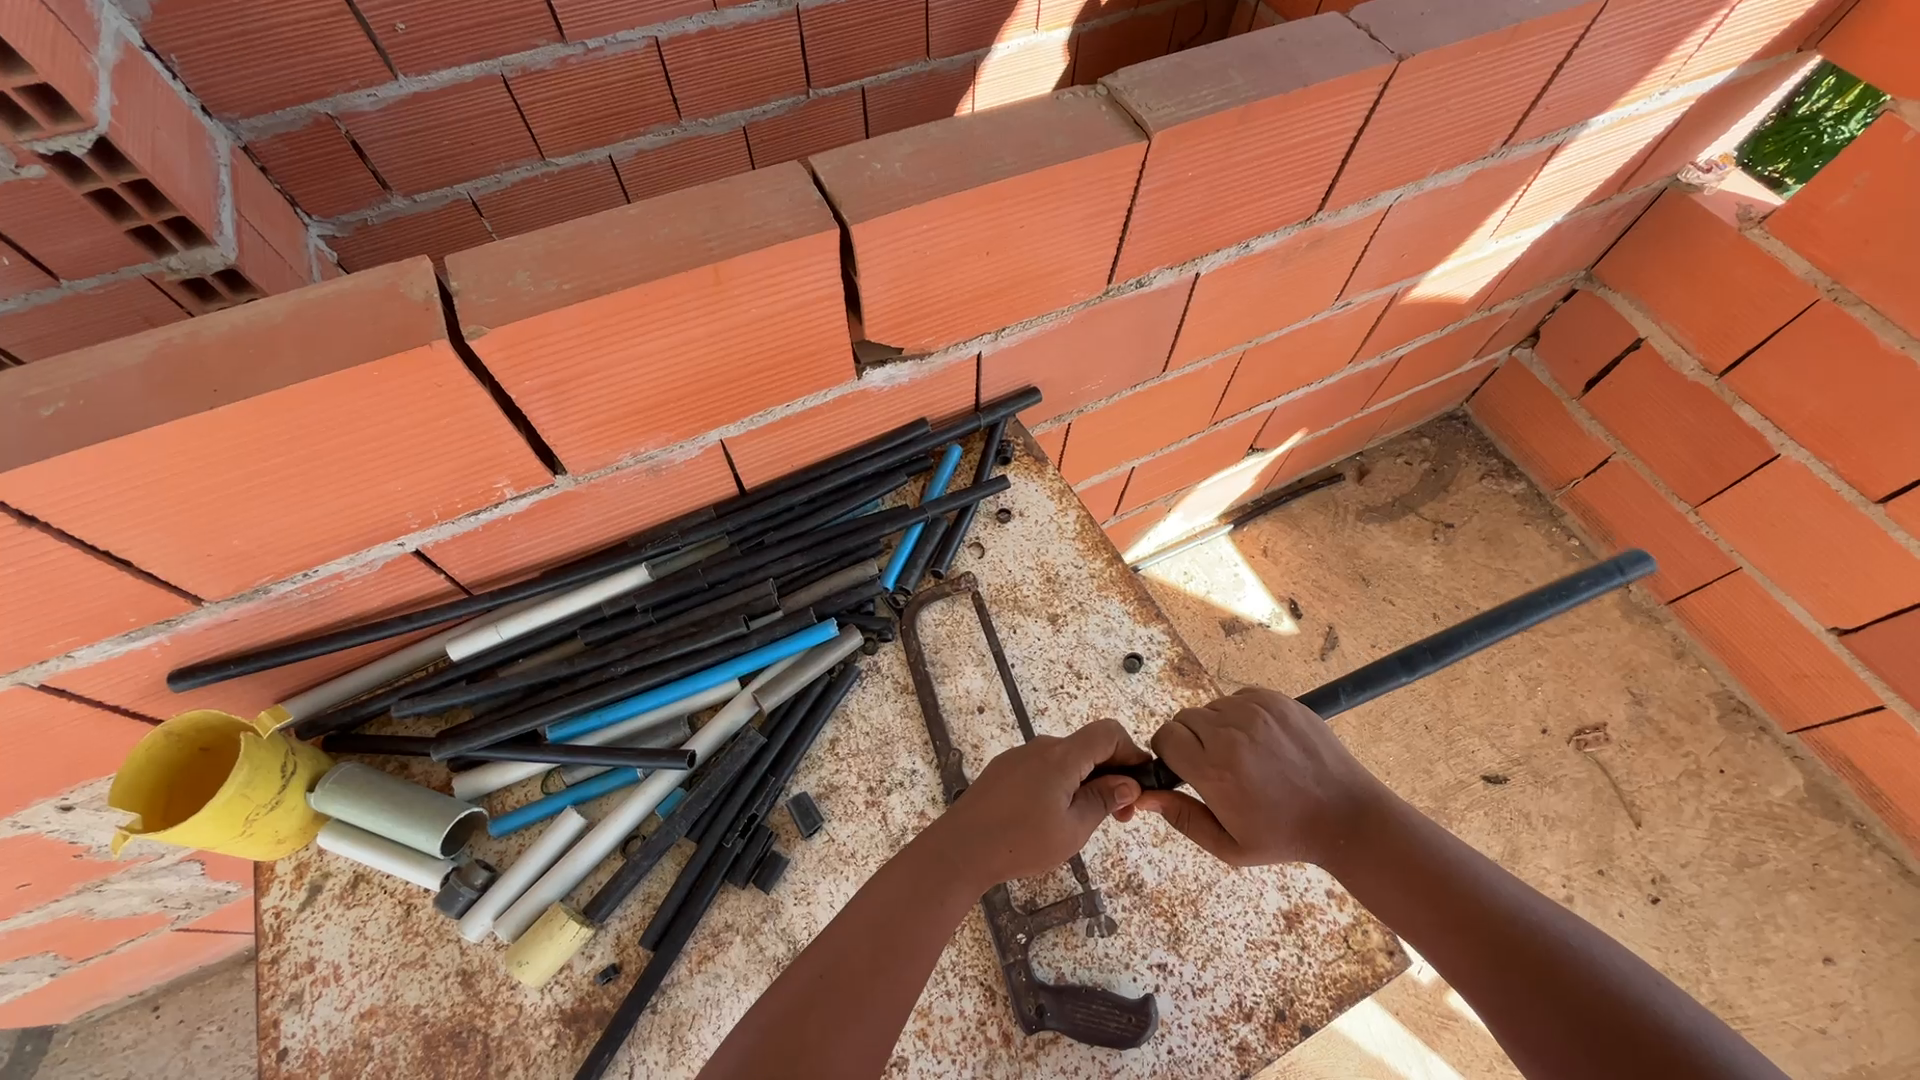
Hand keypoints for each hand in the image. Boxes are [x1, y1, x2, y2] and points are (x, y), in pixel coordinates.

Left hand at [928, 718, 1150, 887]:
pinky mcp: (1003, 771)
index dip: (1130, 752)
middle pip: (1087, 747)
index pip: (1107, 733)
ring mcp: (1018, 758)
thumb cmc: (1020, 842)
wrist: (960, 849)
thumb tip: (1129, 783)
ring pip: (1065, 760)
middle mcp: (1040, 748)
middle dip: (1110, 775)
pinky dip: (1060, 785)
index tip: (1139, 784)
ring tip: (1085, 822)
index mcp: (1061, 756)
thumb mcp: (1073, 829)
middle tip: (1120, 816)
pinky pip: (1043, 769)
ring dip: (1085, 782)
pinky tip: (1052, 818)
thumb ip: (1103, 800)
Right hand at [1134, 687, 1390, 867]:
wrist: (1346, 816)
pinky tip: (1259, 741)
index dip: (1169, 752)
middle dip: (1191, 739)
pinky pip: (1238, 697)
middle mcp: (1231, 735)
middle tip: (1215, 764)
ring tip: (1242, 754)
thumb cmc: (1284, 836)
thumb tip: (1145, 797)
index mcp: (1215, 771)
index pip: (1165, 737)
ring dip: (1216, 727)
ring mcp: (1256, 713)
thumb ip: (1183, 819)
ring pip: (1212, 707)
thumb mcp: (1230, 846)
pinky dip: (1240, 715)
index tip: (1185, 767)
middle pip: (1184, 719)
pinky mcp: (1276, 700)